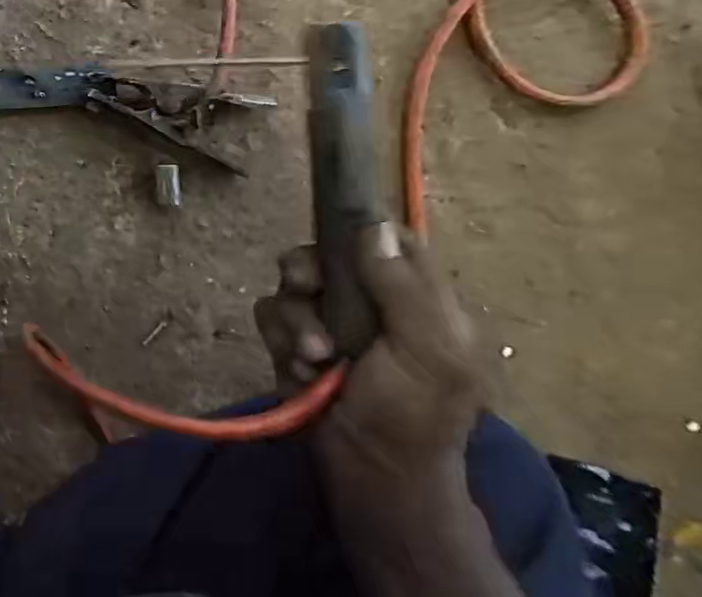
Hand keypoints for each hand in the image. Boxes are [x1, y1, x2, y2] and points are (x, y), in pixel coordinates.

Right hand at [256, 229, 517, 596]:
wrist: (371, 476)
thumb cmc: (414, 415)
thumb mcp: (431, 354)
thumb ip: (406, 289)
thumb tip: (374, 224)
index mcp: (416, 299)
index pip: (390, 240)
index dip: (363, 232)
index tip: (338, 236)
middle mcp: (368, 301)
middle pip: (325, 255)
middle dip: (307, 272)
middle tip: (303, 286)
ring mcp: (327, 320)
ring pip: (290, 287)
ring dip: (296, 321)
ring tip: (314, 359)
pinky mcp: (292, 340)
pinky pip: (270, 316)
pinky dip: (281, 342)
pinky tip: (301, 371)